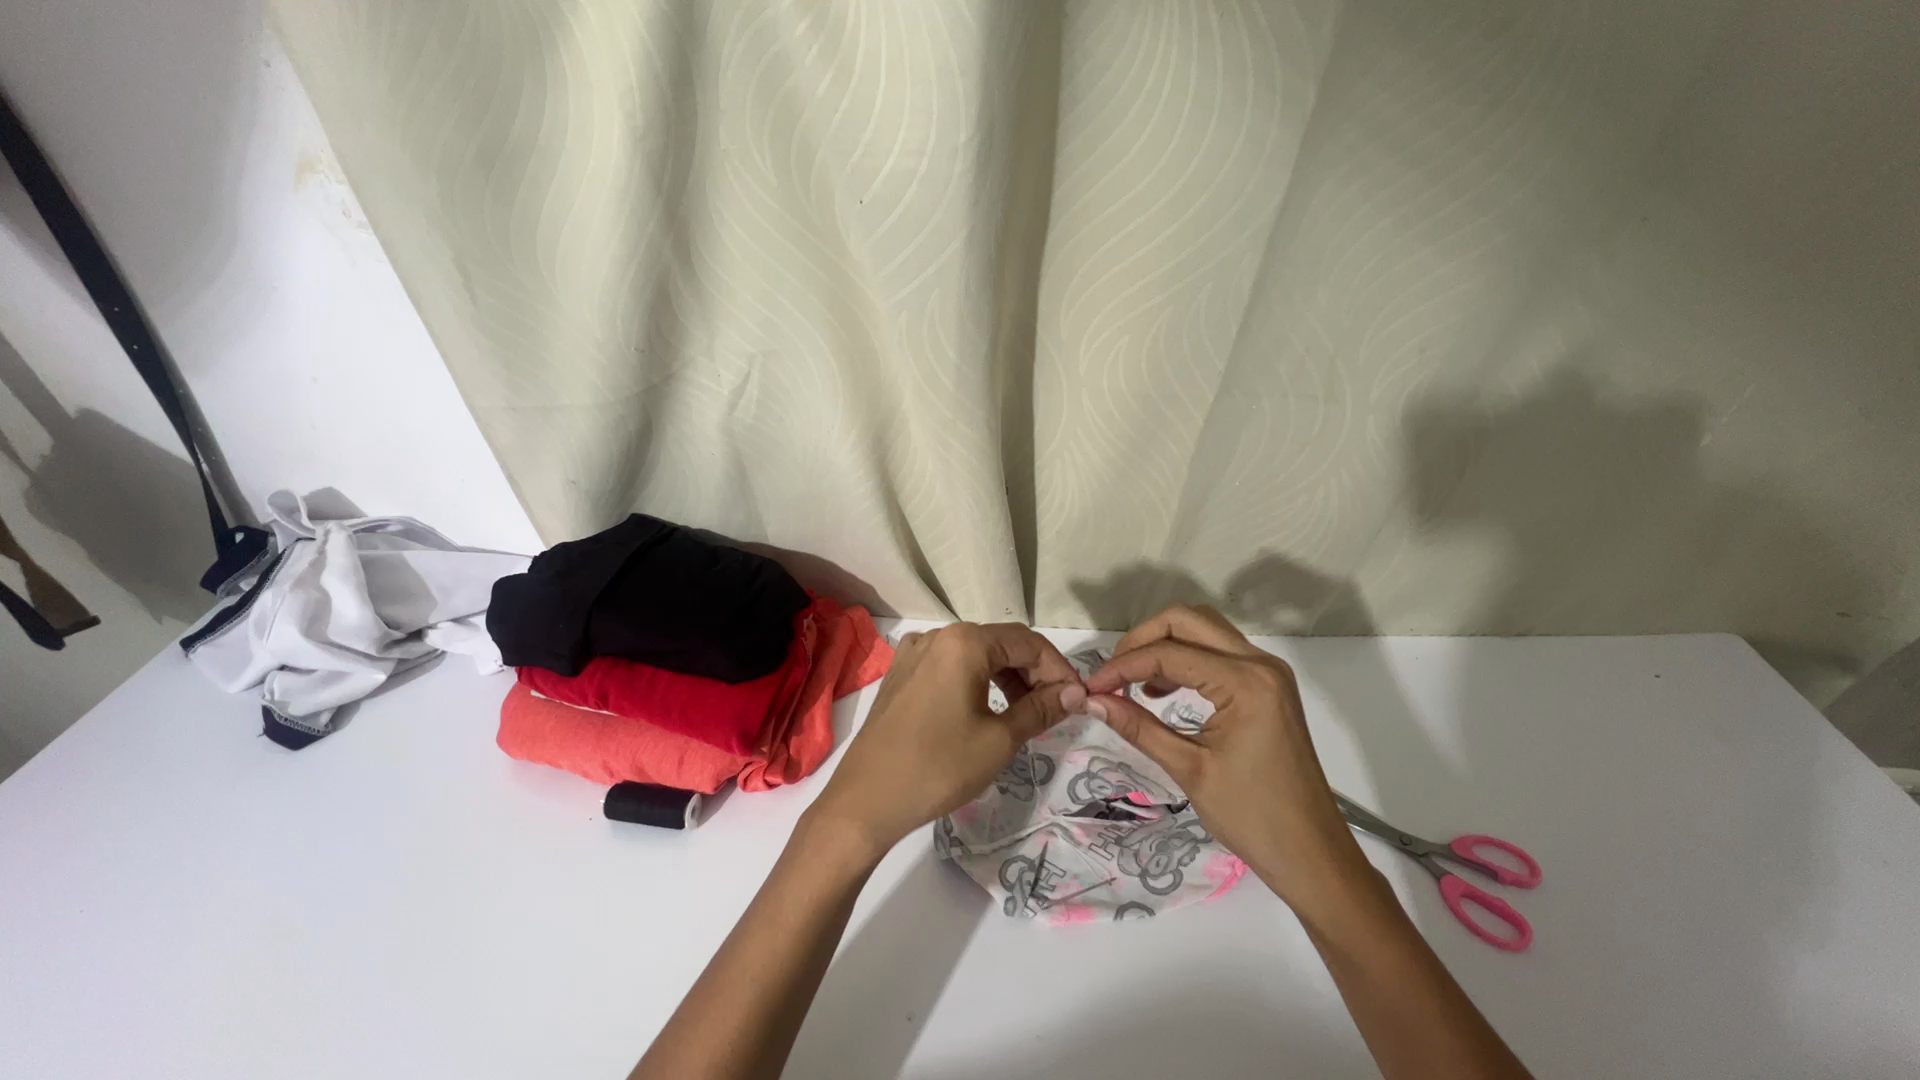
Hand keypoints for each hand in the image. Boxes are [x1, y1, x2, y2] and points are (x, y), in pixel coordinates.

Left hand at [807, 622, 1085, 858]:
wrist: (866, 800)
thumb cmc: (938, 767)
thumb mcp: (999, 740)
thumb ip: (1040, 709)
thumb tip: (1075, 692)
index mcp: (964, 643)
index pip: (1028, 643)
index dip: (1059, 670)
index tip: (1079, 699)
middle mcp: (937, 636)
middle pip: (1001, 644)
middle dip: (1033, 673)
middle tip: (1055, 709)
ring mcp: (913, 654)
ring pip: (975, 655)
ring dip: (1006, 678)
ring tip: (1025, 714)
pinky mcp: (900, 675)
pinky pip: (949, 667)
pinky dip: (976, 682)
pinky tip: (985, 711)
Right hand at [1084, 604, 1364, 908]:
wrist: (1311, 853)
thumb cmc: (1252, 817)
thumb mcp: (1188, 770)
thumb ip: (1138, 727)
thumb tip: (1091, 700)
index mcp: (1246, 682)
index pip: (1169, 653)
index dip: (1123, 667)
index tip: (1090, 688)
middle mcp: (1260, 664)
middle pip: (1187, 620)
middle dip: (1142, 640)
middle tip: (1112, 675)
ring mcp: (1268, 672)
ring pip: (1204, 630)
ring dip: (1164, 645)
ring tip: (1131, 683)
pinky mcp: (1268, 686)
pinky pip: (1219, 653)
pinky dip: (1186, 659)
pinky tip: (1161, 691)